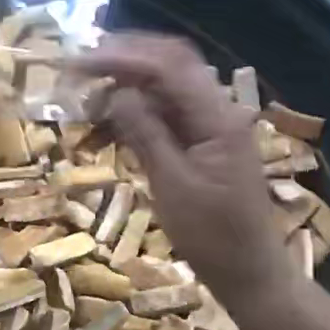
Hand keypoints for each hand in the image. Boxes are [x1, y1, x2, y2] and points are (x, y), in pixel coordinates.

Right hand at [78, 34, 290, 300]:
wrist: (249, 272)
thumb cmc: (212, 237)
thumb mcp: (173, 187)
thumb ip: (146, 134)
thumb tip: (115, 93)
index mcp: (217, 118)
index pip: (168, 67)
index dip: (122, 57)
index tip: (80, 63)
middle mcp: (218, 111)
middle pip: (172, 64)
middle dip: (127, 57)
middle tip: (82, 64)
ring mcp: (213, 126)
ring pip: (170, 86)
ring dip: (132, 79)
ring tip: (91, 85)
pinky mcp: (205, 143)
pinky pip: (171, 112)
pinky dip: (142, 106)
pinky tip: (115, 112)